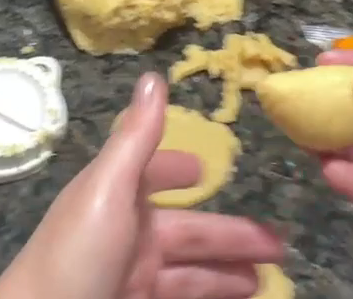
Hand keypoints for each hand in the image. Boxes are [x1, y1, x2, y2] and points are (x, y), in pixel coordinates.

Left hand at [0, 73, 283, 298]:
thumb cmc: (75, 253)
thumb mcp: (107, 188)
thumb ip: (136, 137)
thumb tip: (154, 75)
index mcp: (116, 194)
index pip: (153, 174)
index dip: (180, 169)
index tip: (206, 168)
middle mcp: (126, 232)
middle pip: (188, 231)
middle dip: (230, 233)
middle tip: (277, 243)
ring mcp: (130, 275)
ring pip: (190, 272)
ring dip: (228, 272)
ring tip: (269, 278)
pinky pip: (182, 298)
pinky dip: (210, 296)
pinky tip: (238, 298)